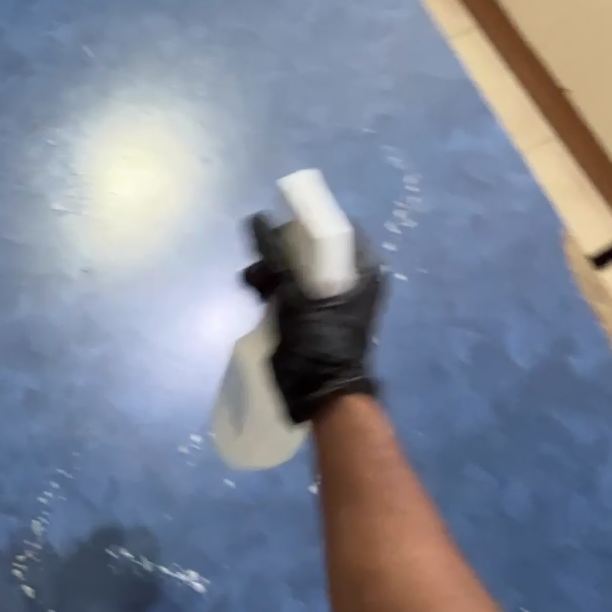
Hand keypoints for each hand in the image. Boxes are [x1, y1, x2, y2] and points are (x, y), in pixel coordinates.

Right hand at [242, 214, 385, 422]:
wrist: (316, 391)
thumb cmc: (318, 341)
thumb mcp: (299, 297)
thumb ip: (279, 260)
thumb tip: (258, 220)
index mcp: (359, 270)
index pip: (335, 229)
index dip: (306, 223)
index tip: (279, 225)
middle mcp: (344, 280)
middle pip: (309, 248)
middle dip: (280, 251)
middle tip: (260, 260)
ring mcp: (322, 299)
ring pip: (292, 269)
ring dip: (269, 271)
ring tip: (252, 282)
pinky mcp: (303, 315)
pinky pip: (285, 291)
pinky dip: (268, 289)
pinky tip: (254, 293)